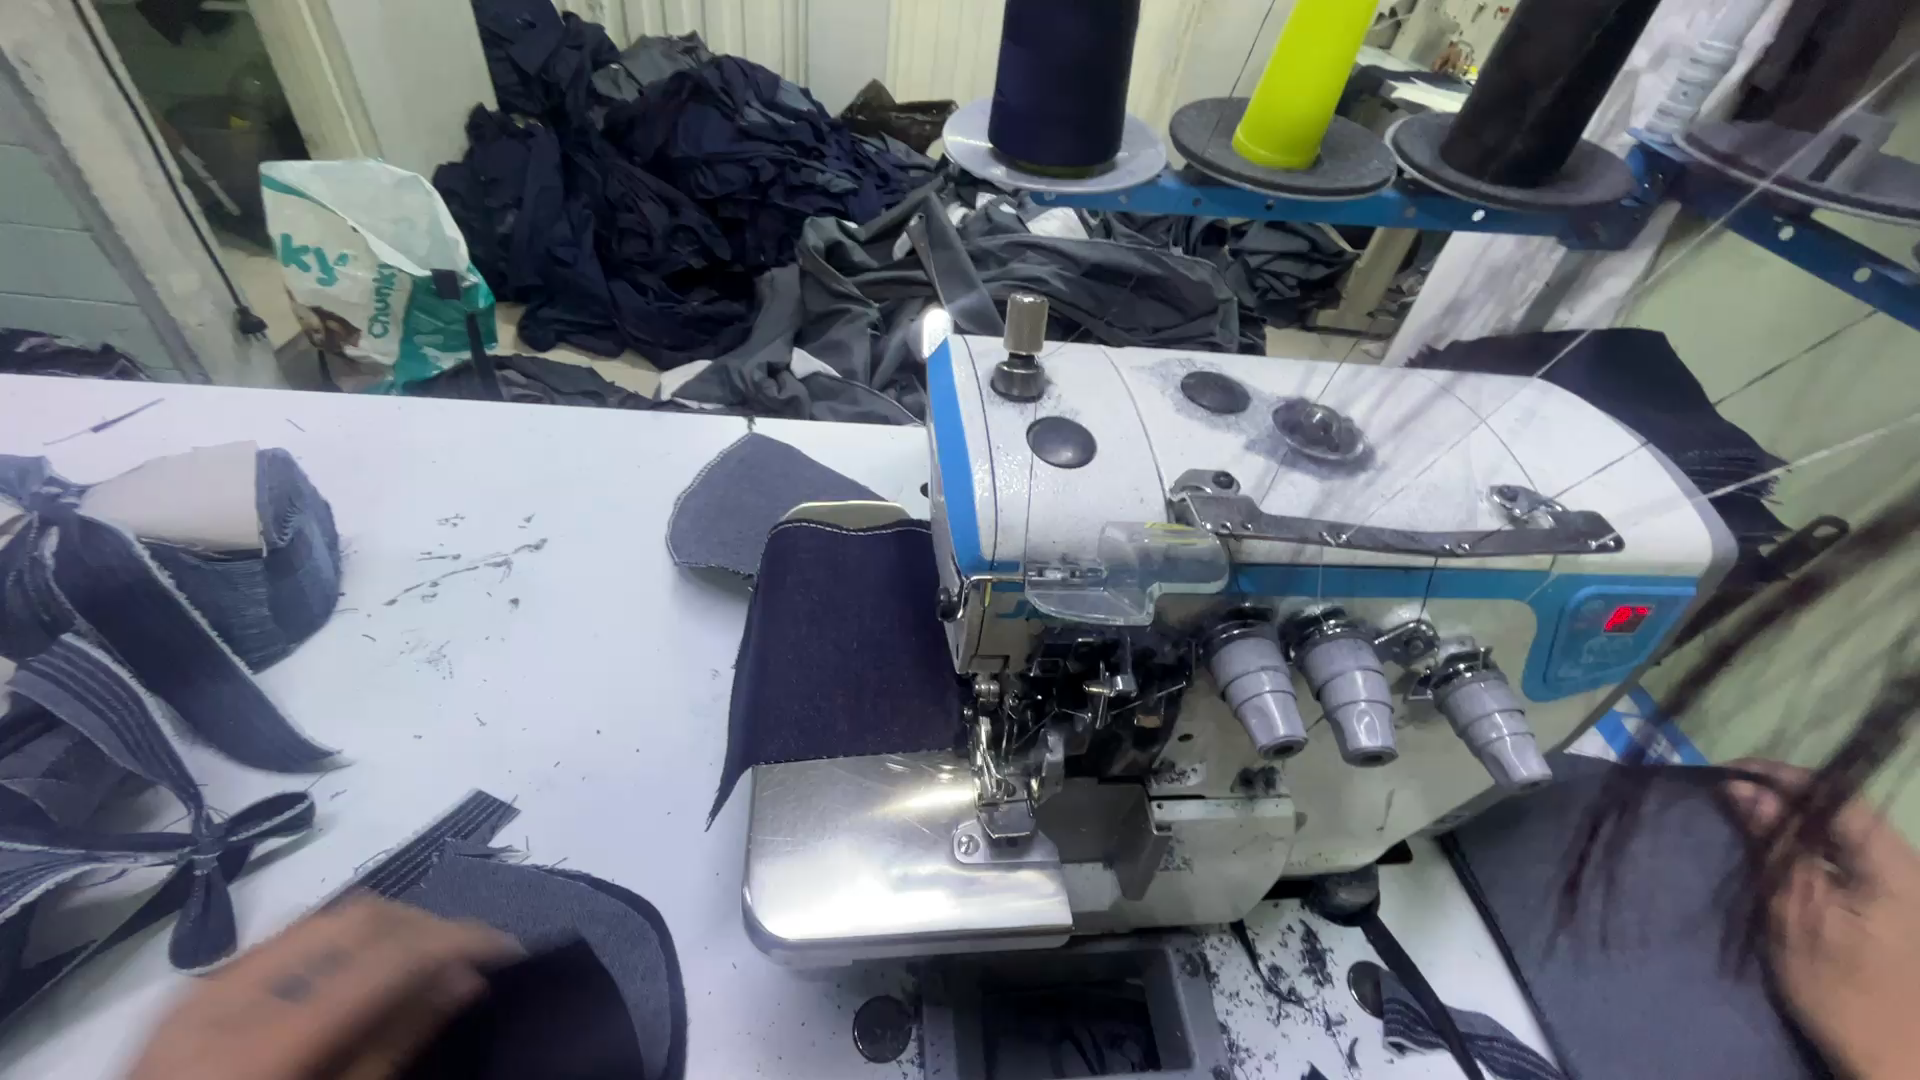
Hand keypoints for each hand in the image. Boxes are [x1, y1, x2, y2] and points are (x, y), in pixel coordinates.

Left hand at [127, 895, 519, 1079]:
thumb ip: (392, 1046)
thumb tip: (467, 978)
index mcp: (256, 1044)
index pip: (386, 955)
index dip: (459, 939)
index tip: (510, 948)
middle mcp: (225, 995)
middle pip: (362, 917)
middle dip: (432, 927)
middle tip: (474, 957)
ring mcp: (203, 988)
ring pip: (331, 917)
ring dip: (396, 929)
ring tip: (431, 961)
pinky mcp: (197, 992)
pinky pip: (297, 941)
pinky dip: (352, 944)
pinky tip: (371, 975)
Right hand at [1724, 759, 1919, 1079]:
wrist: (1895, 1060)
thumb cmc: (1840, 986)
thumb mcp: (1793, 911)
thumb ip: (1773, 845)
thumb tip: (1742, 788)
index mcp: (1894, 868)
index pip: (1838, 798)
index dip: (1783, 776)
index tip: (1727, 770)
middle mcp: (1909, 869)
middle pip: (1845, 811)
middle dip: (1784, 794)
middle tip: (1727, 791)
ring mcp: (1905, 889)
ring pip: (1846, 831)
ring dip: (1794, 817)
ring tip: (1744, 814)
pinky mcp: (1895, 906)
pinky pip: (1850, 853)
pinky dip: (1809, 841)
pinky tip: (1777, 848)